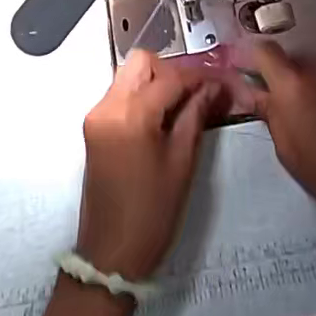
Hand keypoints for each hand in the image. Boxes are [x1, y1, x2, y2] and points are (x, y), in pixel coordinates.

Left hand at [75, 50, 229, 279]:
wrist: (111, 252)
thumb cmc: (153, 211)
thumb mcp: (182, 161)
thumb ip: (195, 115)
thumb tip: (214, 87)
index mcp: (130, 114)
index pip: (169, 77)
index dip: (199, 77)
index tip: (221, 83)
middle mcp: (107, 106)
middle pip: (141, 63)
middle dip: (171, 71)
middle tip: (197, 94)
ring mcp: (96, 116)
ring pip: (129, 76)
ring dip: (156, 82)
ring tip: (184, 106)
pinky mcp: (93, 128)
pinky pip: (120, 96)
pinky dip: (143, 97)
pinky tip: (164, 118)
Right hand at [239, 42, 315, 250]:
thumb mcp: (288, 151)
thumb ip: (270, 114)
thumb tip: (255, 94)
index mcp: (293, 86)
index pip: (264, 50)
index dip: (252, 57)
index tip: (246, 73)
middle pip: (293, 60)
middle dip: (282, 77)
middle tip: (280, 106)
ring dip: (309, 86)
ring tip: (313, 120)